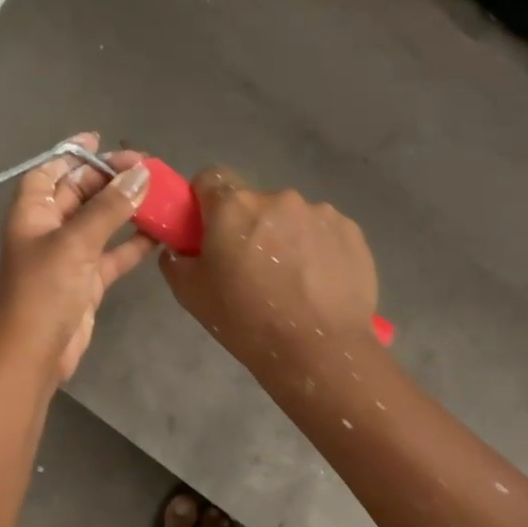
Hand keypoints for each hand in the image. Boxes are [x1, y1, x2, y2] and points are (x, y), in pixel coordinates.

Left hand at [0, 133, 157, 380]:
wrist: (35, 351)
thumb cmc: (44, 290)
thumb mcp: (75, 243)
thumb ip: (109, 208)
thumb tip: (140, 175)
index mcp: (32, 213)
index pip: (49, 172)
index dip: (71, 154)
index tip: (100, 140)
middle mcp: (47, 230)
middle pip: (78, 193)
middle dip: (108, 178)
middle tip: (147, 167)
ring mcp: (67, 256)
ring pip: (99, 222)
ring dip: (124, 207)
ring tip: (159, 191)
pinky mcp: (86, 281)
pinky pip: (112, 254)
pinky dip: (132, 243)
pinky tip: (160, 231)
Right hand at [158, 166, 377, 370]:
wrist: (317, 350)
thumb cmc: (244, 319)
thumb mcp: (189, 294)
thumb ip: (176, 260)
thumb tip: (180, 248)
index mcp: (233, 207)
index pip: (210, 177)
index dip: (205, 200)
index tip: (207, 228)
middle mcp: (278, 198)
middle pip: (253, 202)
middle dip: (247, 225)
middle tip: (248, 266)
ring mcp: (319, 212)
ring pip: (290, 217)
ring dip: (284, 237)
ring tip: (289, 279)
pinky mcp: (351, 231)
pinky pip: (322, 231)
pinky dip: (315, 248)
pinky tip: (315, 283)